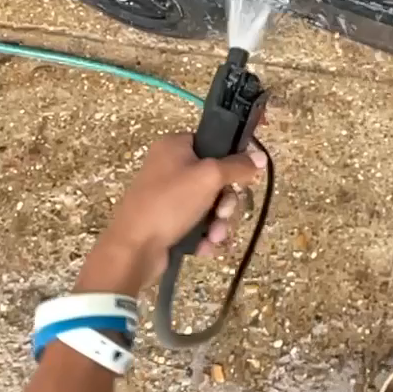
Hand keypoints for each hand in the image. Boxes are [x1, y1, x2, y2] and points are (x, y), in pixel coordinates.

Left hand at [75, 134, 265, 294]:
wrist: (131, 250)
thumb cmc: (169, 202)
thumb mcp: (209, 177)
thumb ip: (238, 165)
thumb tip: (260, 157)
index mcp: (175, 145)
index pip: (215, 141)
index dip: (234, 157)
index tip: (247, 173)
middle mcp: (170, 165)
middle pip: (216, 176)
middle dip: (226, 199)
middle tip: (223, 212)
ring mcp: (167, 195)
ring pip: (210, 202)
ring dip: (218, 221)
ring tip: (214, 236)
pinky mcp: (167, 220)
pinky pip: (198, 221)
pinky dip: (205, 233)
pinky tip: (206, 246)